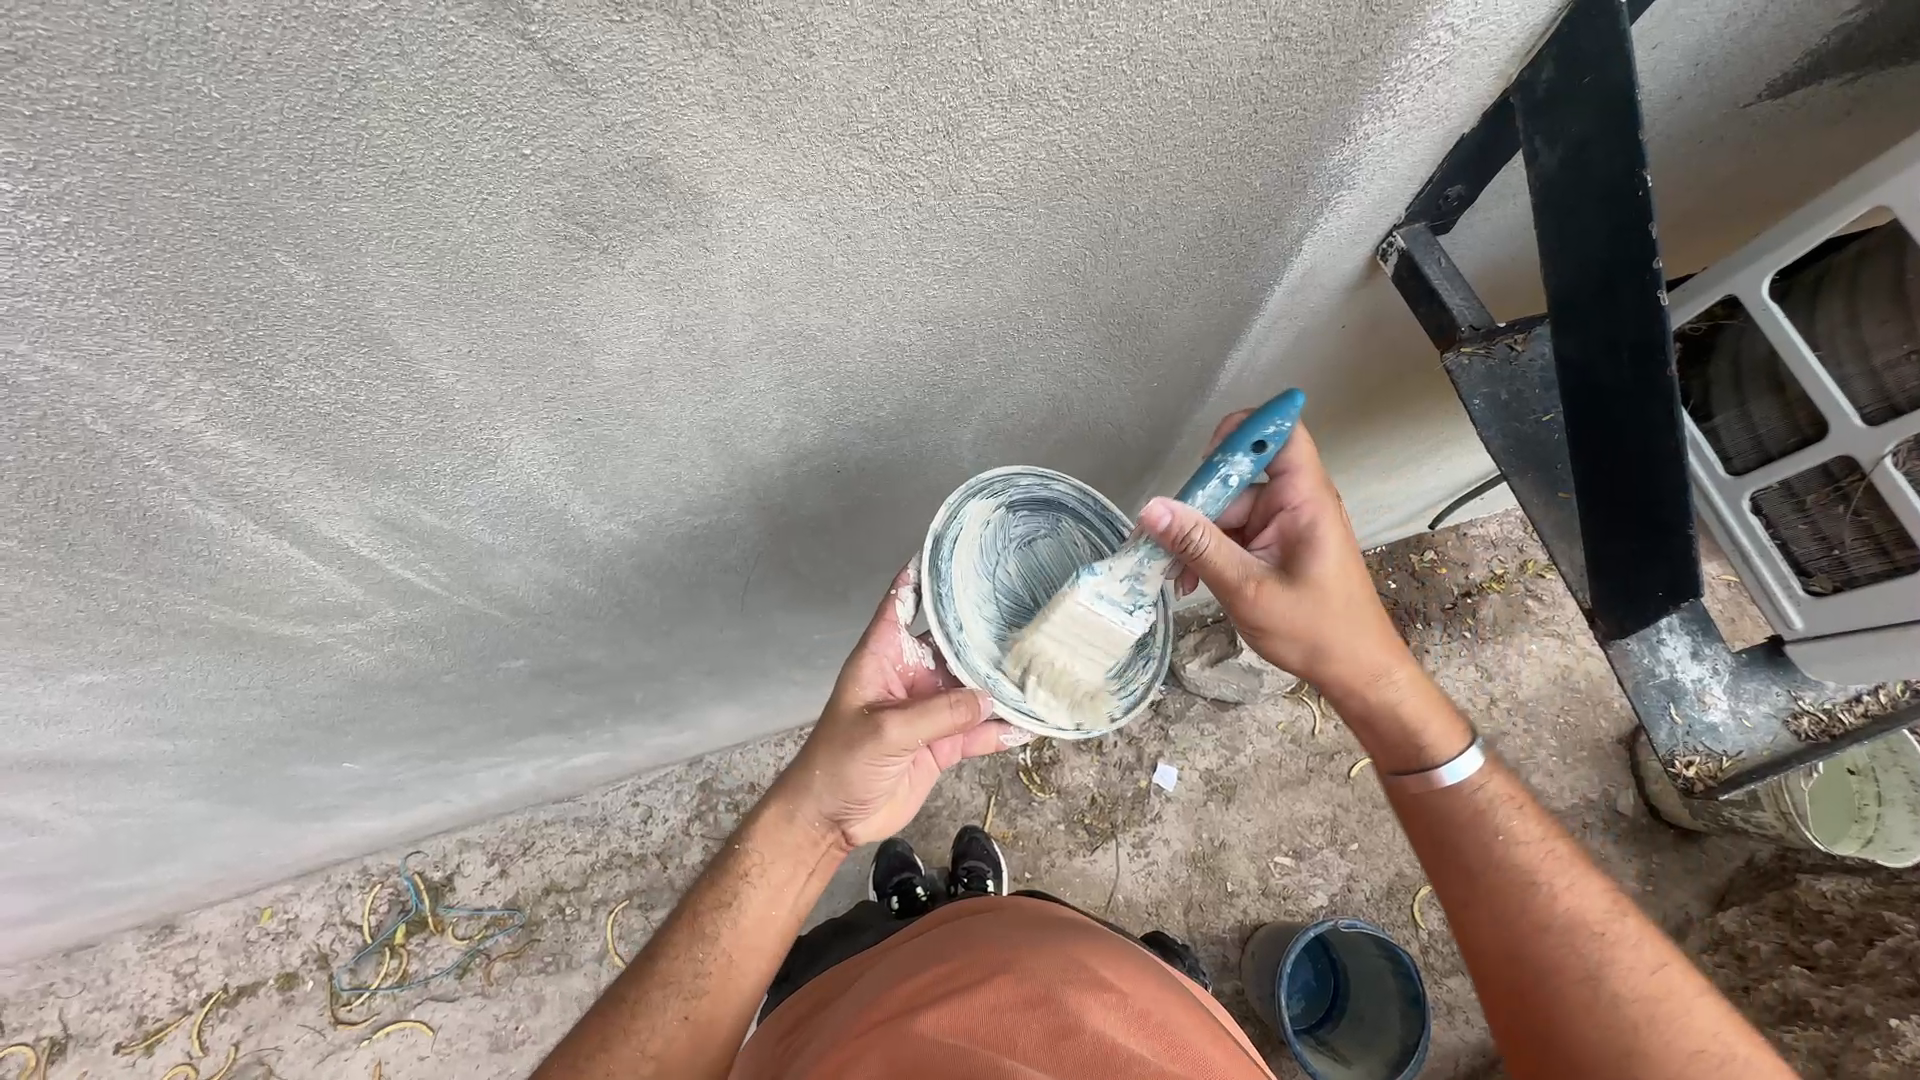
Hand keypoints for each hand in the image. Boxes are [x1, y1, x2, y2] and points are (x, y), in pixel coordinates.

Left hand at [769, 562, 1018, 853]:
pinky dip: (1001, 729)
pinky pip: (977, 731)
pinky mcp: (940, 744)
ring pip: (970, 690)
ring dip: (999, 684)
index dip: (921, 576)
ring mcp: (928, 711)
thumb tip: (989, 698)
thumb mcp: (886, 731)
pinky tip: (1031, 723)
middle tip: (1023, 613)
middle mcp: (909, 676)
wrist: (831, 818)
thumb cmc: (840, 763)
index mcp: (883, 657)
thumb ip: (939, 714)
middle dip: (980, 633)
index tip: (952, 552)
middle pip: (949, 645)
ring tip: (1039, 668)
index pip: (901, 604)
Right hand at [1137, 416, 1415, 703]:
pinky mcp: (1275, 545)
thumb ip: (1198, 545)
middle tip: (1162, 543)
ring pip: (1227, 509)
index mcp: (1304, 498)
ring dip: (1196, 538)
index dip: (1242, 432)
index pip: (1280, 433)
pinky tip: (1190, 580)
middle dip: (1197, 506)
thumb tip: (1151, 509)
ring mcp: (1284, 523)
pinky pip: (1232, 533)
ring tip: (1176, 575)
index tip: (1204, 462)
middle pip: (1237, 477)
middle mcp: (1294, 501)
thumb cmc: (1314, 630)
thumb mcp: (1246, 588)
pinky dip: (1209, 552)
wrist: (1354, 671)